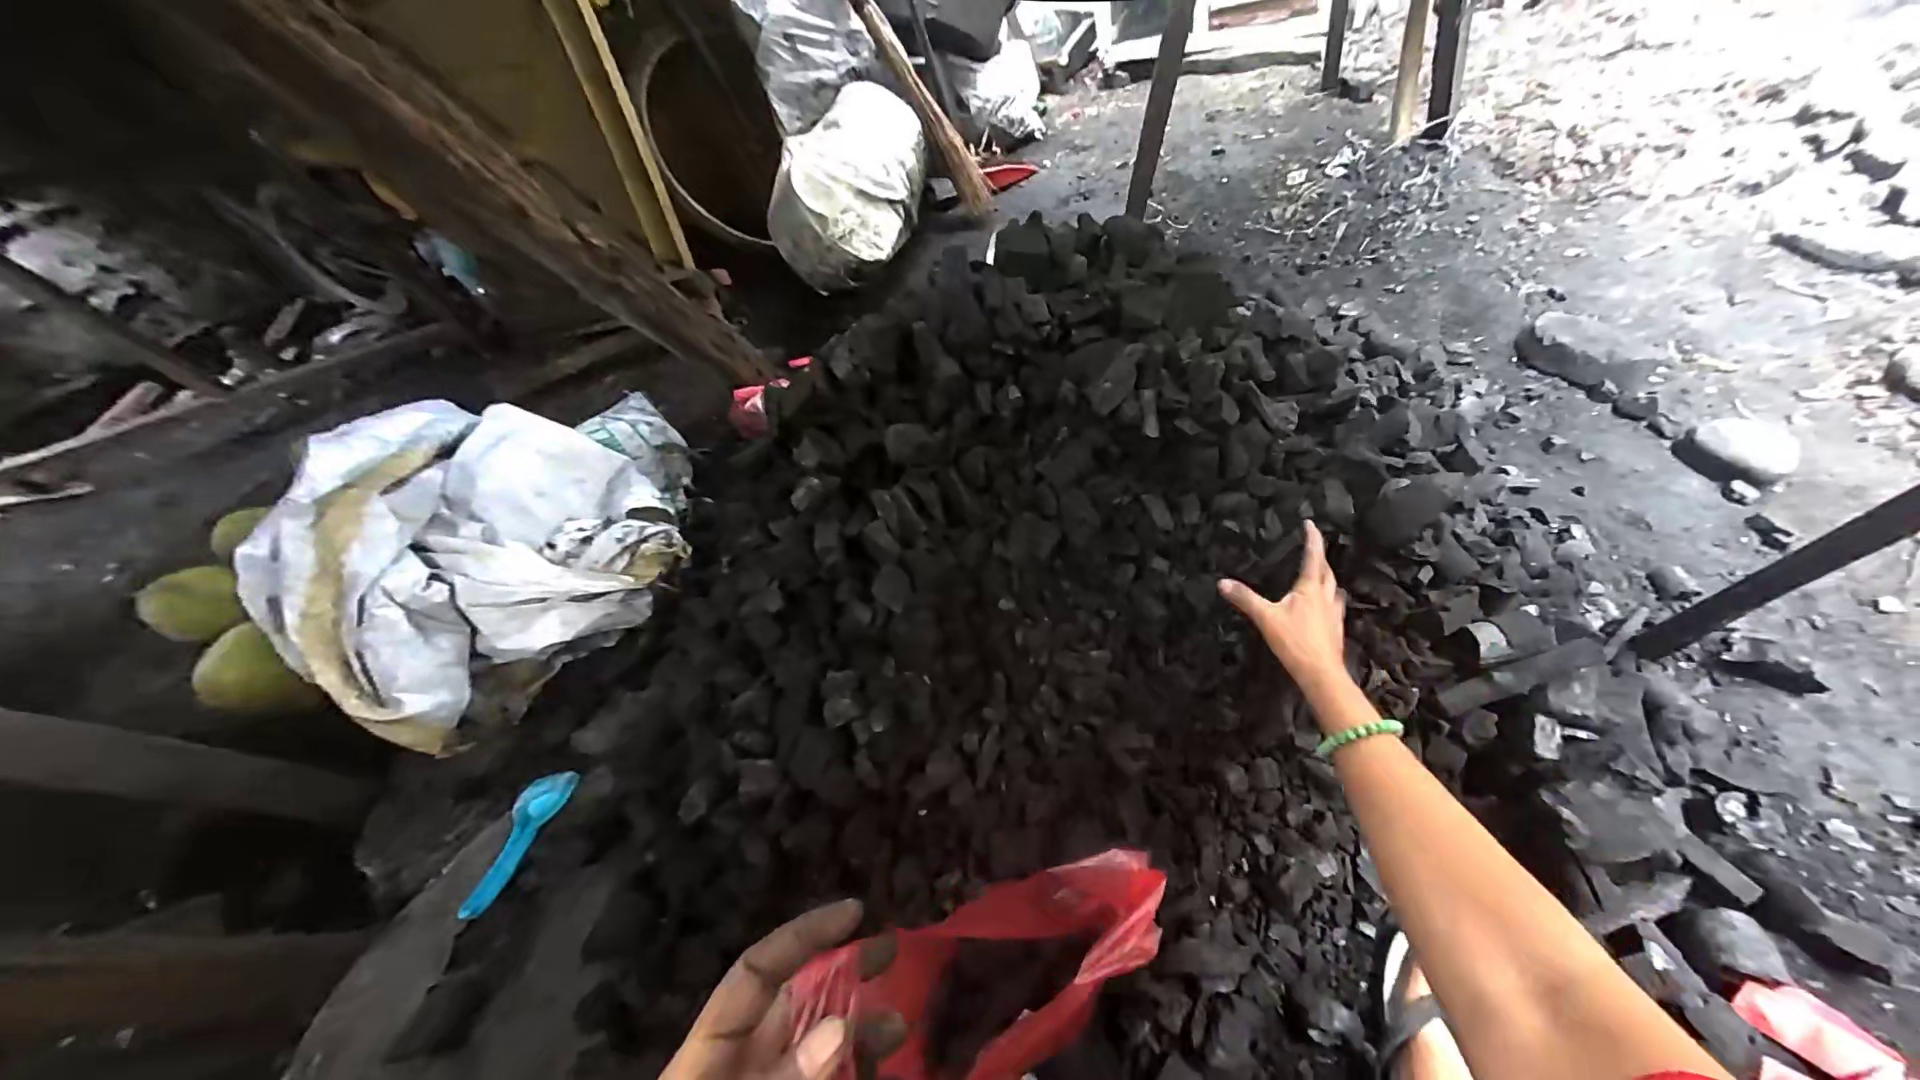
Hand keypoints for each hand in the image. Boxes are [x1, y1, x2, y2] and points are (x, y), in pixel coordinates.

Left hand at [661, 899, 905, 1079]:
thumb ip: (786, 1079)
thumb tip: (839, 1025)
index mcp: (713, 1051)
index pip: (757, 973)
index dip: (803, 935)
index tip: (854, 911)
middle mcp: (742, 1062)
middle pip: (796, 1001)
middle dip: (844, 970)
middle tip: (892, 949)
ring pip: (819, 1043)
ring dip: (860, 1028)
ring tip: (898, 1027)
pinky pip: (828, 1079)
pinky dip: (856, 1069)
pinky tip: (883, 1063)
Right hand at [1218, 521, 1350, 705]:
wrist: (1321, 673)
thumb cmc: (1295, 641)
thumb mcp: (1265, 617)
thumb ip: (1245, 598)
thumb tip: (1222, 583)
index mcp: (1310, 589)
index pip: (1313, 557)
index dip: (1312, 539)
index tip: (1310, 524)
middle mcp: (1326, 597)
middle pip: (1327, 571)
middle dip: (1320, 558)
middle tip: (1314, 549)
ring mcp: (1334, 613)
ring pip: (1333, 589)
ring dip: (1327, 578)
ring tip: (1321, 575)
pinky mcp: (1335, 629)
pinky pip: (1334, 606)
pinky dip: (1329, 599)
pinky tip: (1325, 606)